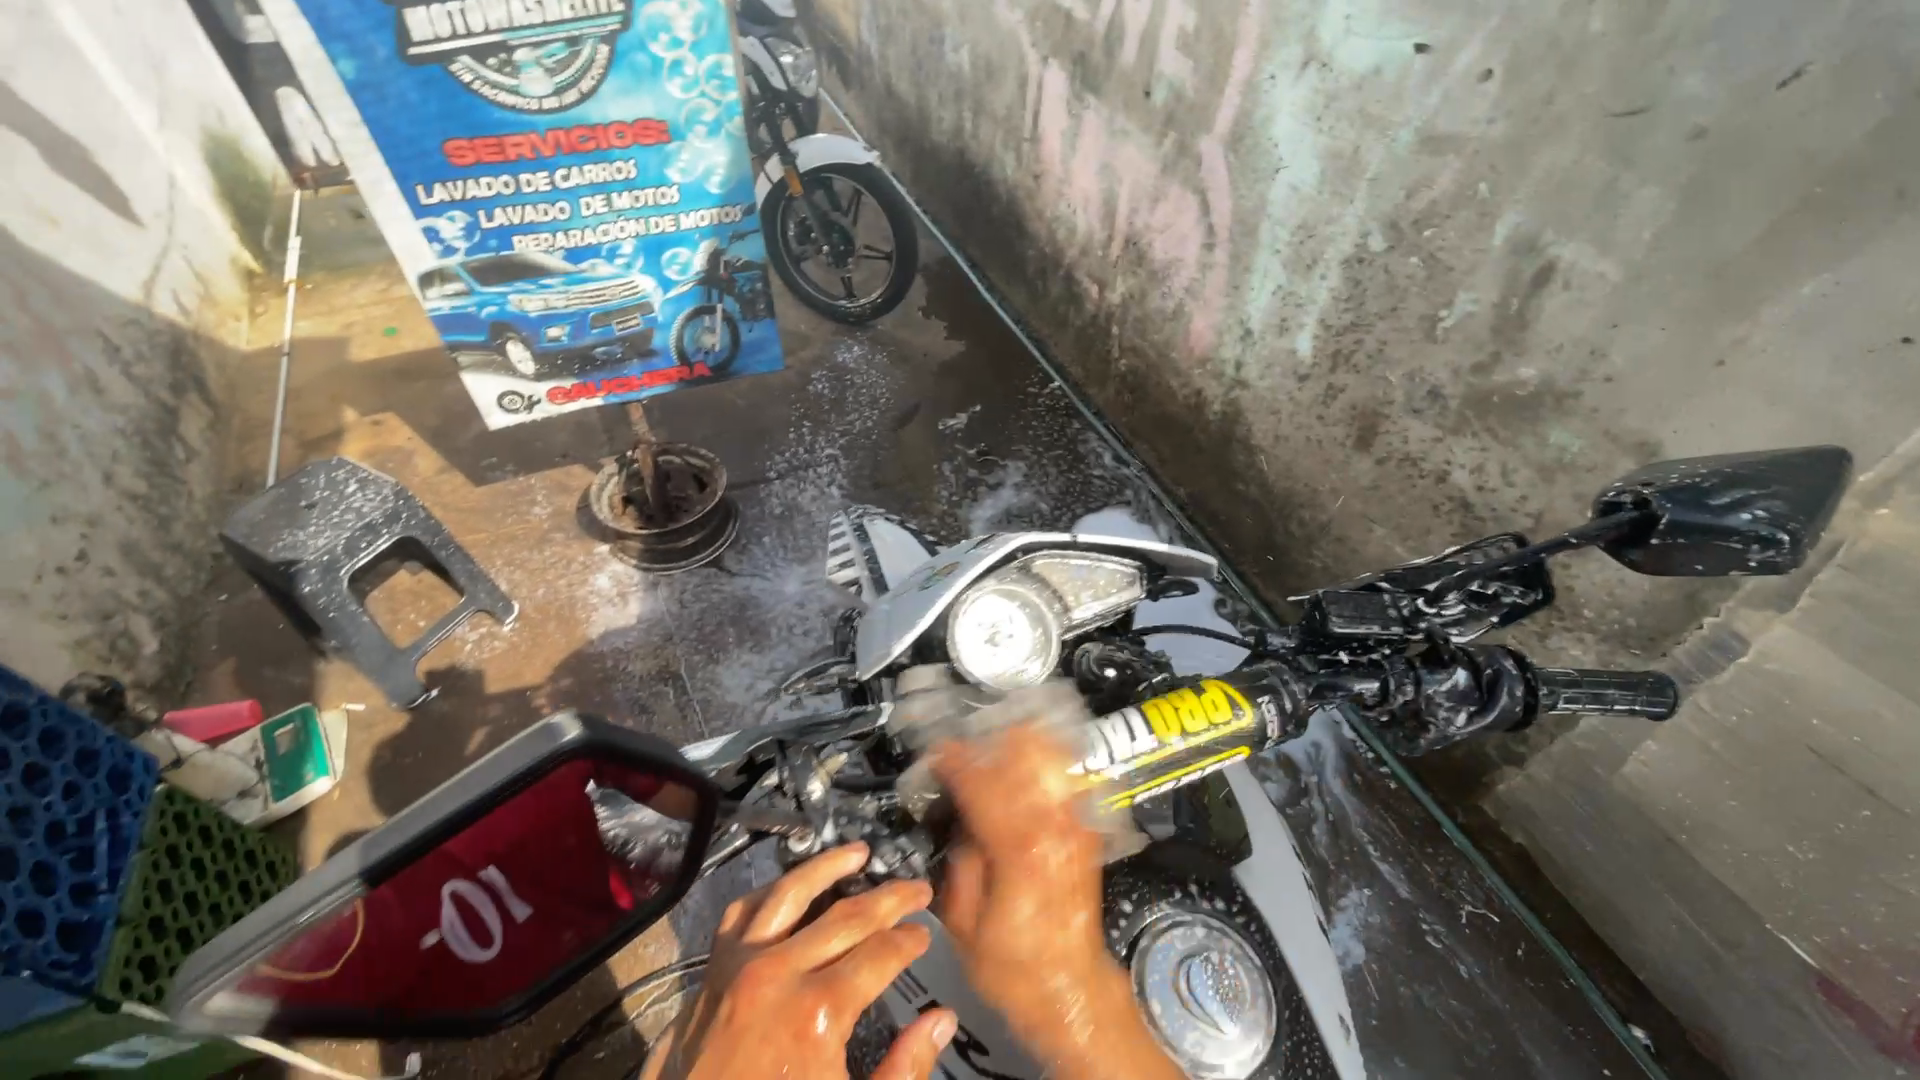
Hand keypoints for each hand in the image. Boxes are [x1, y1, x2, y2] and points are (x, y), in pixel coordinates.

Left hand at [643, 844, 956, 1079]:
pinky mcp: (712, 970)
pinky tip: (790, 886)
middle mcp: (780, 972)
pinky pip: (743, 911)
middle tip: (918, 888)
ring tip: (859, 852)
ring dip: (829, 867)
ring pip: (792, 894)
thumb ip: (903, 1069)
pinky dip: (771, 891)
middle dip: (890, 899)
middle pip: (847, 917)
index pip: (881, 954)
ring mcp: (741, 965)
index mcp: (819, 1011)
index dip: (909, 941)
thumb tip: (942, 1019)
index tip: (926, 934)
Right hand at [932, 729, 1181, 1079]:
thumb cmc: (1015, 969)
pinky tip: (1022, 764)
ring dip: (1018, 743)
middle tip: (962, 746)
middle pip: (1024, 751)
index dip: (952, 760)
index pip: (980, 780)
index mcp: (1018, 848)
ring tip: (991, 745)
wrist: (1070, 990)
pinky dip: (1043, 761)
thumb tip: (956, 821)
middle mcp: (1054, 827)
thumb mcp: (963, 923)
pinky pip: (1066, 777)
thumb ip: (958, 860)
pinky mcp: (1086, 831)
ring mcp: (1077, 825)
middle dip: (988, 741)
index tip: (935, 753)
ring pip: (1051, 754)